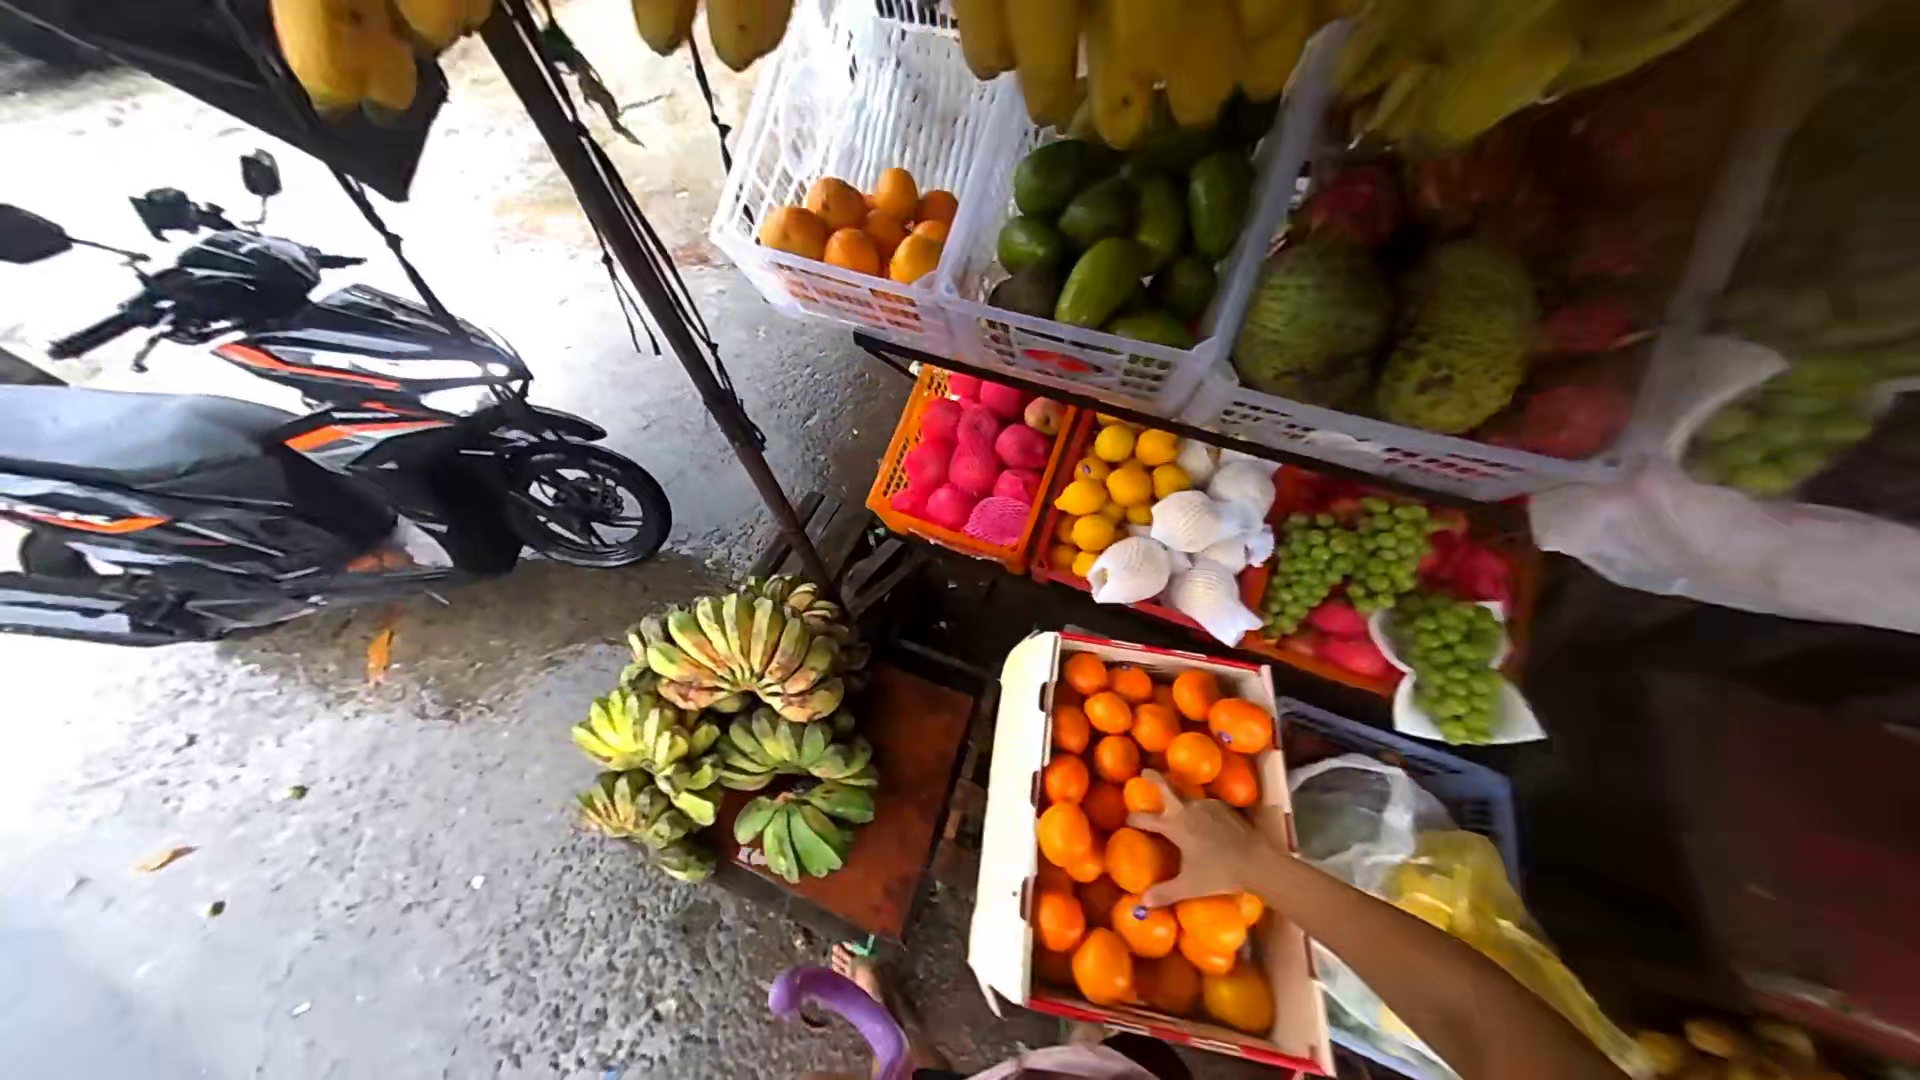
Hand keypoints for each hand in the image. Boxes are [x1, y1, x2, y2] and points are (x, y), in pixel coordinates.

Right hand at [1127, 770, 1279, 906]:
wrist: (1257, 862)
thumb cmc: (1219, 873)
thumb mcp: (1189, 886)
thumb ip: (1165, 893)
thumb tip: (1142, 904)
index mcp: (1174, 826)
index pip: (1146, 819)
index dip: (1134, 818)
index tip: (1127, 819)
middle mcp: (1186, 810)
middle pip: (1166, 786)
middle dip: (1153, 777)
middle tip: (1145, 771)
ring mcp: (1205, 805)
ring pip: (1187, 794)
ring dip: (1179, 794)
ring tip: (1177, 799)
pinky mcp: (1222, 806)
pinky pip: (1205, 804)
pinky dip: (1200, 808)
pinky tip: (1205, 819)